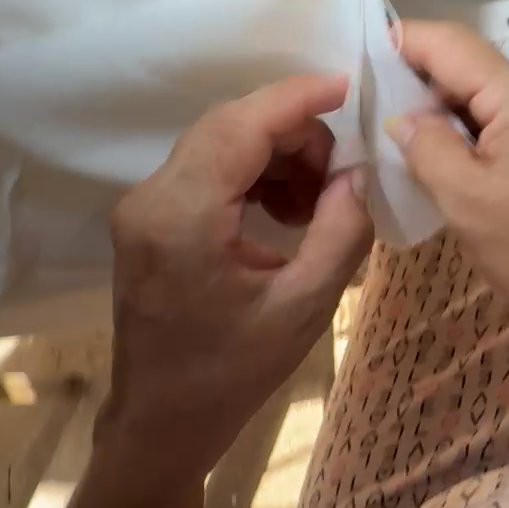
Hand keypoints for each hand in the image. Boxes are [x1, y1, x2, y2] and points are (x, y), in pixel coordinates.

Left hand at [99, 74, 373, 477]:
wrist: (164, 421)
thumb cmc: (235, 370)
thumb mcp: (306, 303)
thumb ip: (341, 230)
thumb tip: (360, 172)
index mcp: (183, 219)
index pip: (240, 127)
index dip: (297, 99)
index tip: (349, 86)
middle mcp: (153, 199)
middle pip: (231, 126)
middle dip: (298, 133)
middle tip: (344, 175)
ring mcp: (147, 206)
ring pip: (225, 142)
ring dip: (282, 154)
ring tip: (321, 202)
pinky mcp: (155, 218)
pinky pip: (216, 169)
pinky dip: (262, 173)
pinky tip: (291, 211)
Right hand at [386, 21, 508, 349]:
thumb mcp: (462, 198)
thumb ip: (424, 143)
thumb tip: (405, 115)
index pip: (454, 45)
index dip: (405, 43)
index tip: (364, 56)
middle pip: (480, 67)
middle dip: (430, 84)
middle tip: (384, 111)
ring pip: (501, 92)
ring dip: (460, 109)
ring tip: (418, 139)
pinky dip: (490, 126)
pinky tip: (464, 154)